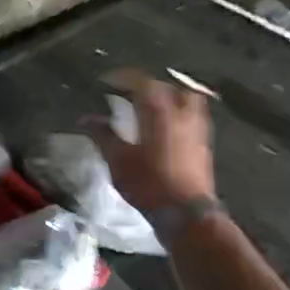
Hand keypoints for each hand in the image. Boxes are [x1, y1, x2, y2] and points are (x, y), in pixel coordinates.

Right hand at [89, 75, 215, 212]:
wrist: (184, 211)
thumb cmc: (146, 181)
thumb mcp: (116, 158)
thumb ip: (103, 134)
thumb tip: (87, 118)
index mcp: (160, 114)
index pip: (144, 84)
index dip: (124, 78)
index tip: (105, 81)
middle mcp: (183, 116)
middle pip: (173, 89)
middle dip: (152, 86)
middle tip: (131, 92)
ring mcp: (197, 131)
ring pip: (188, 102)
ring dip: (169, 98)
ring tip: (150, 106)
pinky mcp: (202, 145)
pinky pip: (192, 118)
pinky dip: (177, 114)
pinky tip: (163, 126)